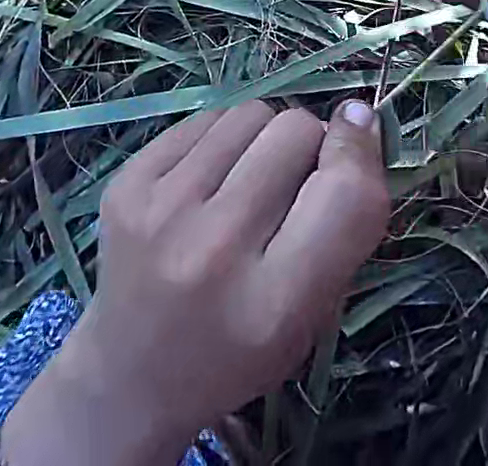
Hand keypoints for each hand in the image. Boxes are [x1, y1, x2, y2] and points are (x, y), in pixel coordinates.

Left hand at [0, 99, 390, 464]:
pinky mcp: (127, 182)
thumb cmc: (239, 349)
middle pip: (296, 132)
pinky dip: (223, 136)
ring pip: (251, 112)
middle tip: (295, 178)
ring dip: (265, 135)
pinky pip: (206, 116)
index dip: (361, 151)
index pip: (344, 192)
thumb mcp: (313, 314)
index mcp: (275, 303)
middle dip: (310, 144)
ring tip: (250, 178)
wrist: (131, 375)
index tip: (360, 131)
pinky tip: (211, 178)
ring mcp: (160, 209)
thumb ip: (345, 223)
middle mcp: (214, 249)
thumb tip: (357, 118)